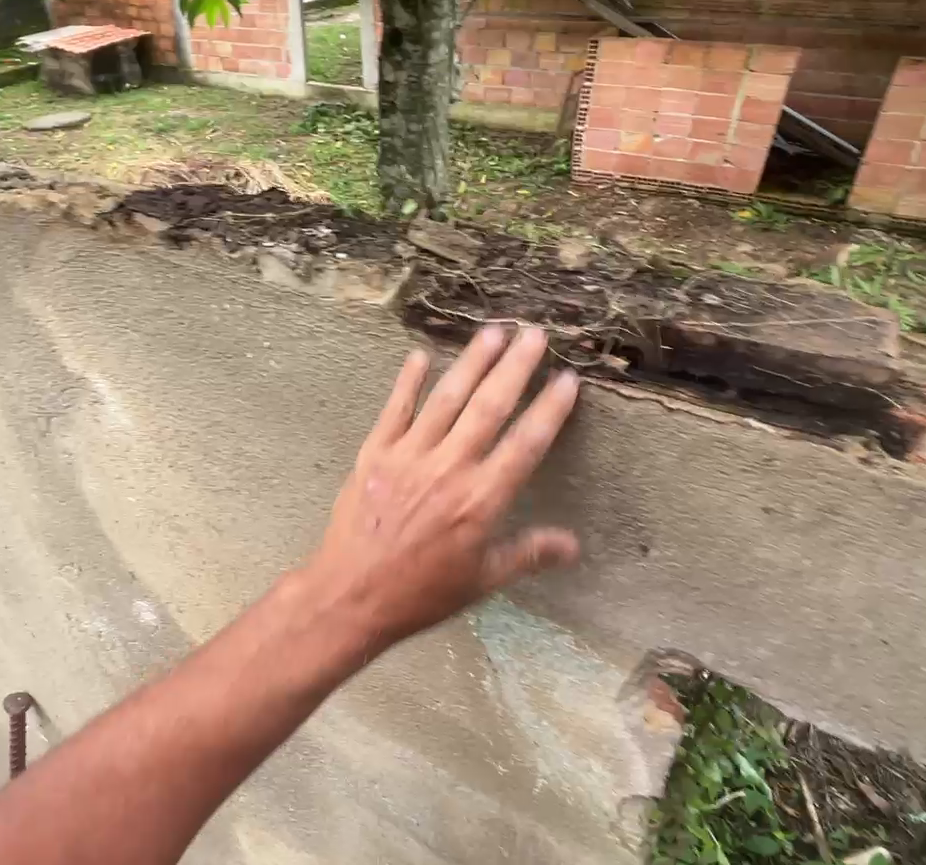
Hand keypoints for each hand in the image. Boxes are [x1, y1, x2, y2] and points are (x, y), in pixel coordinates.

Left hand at [301, 325, 581, 648]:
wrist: (351, 593)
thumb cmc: (421, 593)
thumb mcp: (482, 580)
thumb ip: (528, 554)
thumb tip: (574, 544)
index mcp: (481, 500)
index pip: (525, 444)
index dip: (549, 409)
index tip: (567, 379)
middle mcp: (448, 468)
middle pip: (489, 408)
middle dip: (515, 368)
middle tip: (534, 334)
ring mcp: (408, 455)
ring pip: (446, 399)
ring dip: (471, 362)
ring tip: (492, 332)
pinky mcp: (374, 453)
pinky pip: (395, 409)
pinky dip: (408, 381)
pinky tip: (421, 355)